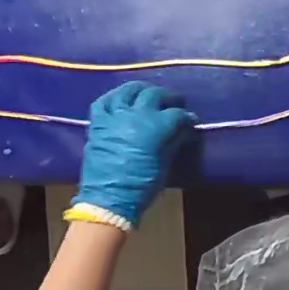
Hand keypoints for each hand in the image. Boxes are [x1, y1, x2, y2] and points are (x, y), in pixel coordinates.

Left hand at [70, 81, 197, 228]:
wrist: (109, 199)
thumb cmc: (142, 185)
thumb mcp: (165, 164)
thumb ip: (175, 142)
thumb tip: (185, 129)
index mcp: (156, 126)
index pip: (176, 113)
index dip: (186, 116)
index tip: (191, 120)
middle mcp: (135, 114)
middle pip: (154, 95)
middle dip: (167, 96)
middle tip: (173, 102)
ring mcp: (114, 116)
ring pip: (128, 91)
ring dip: (140, 89)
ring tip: (147, 92)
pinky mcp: (97, 122)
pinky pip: (103, 102)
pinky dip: (113, 97)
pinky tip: (120, 97)